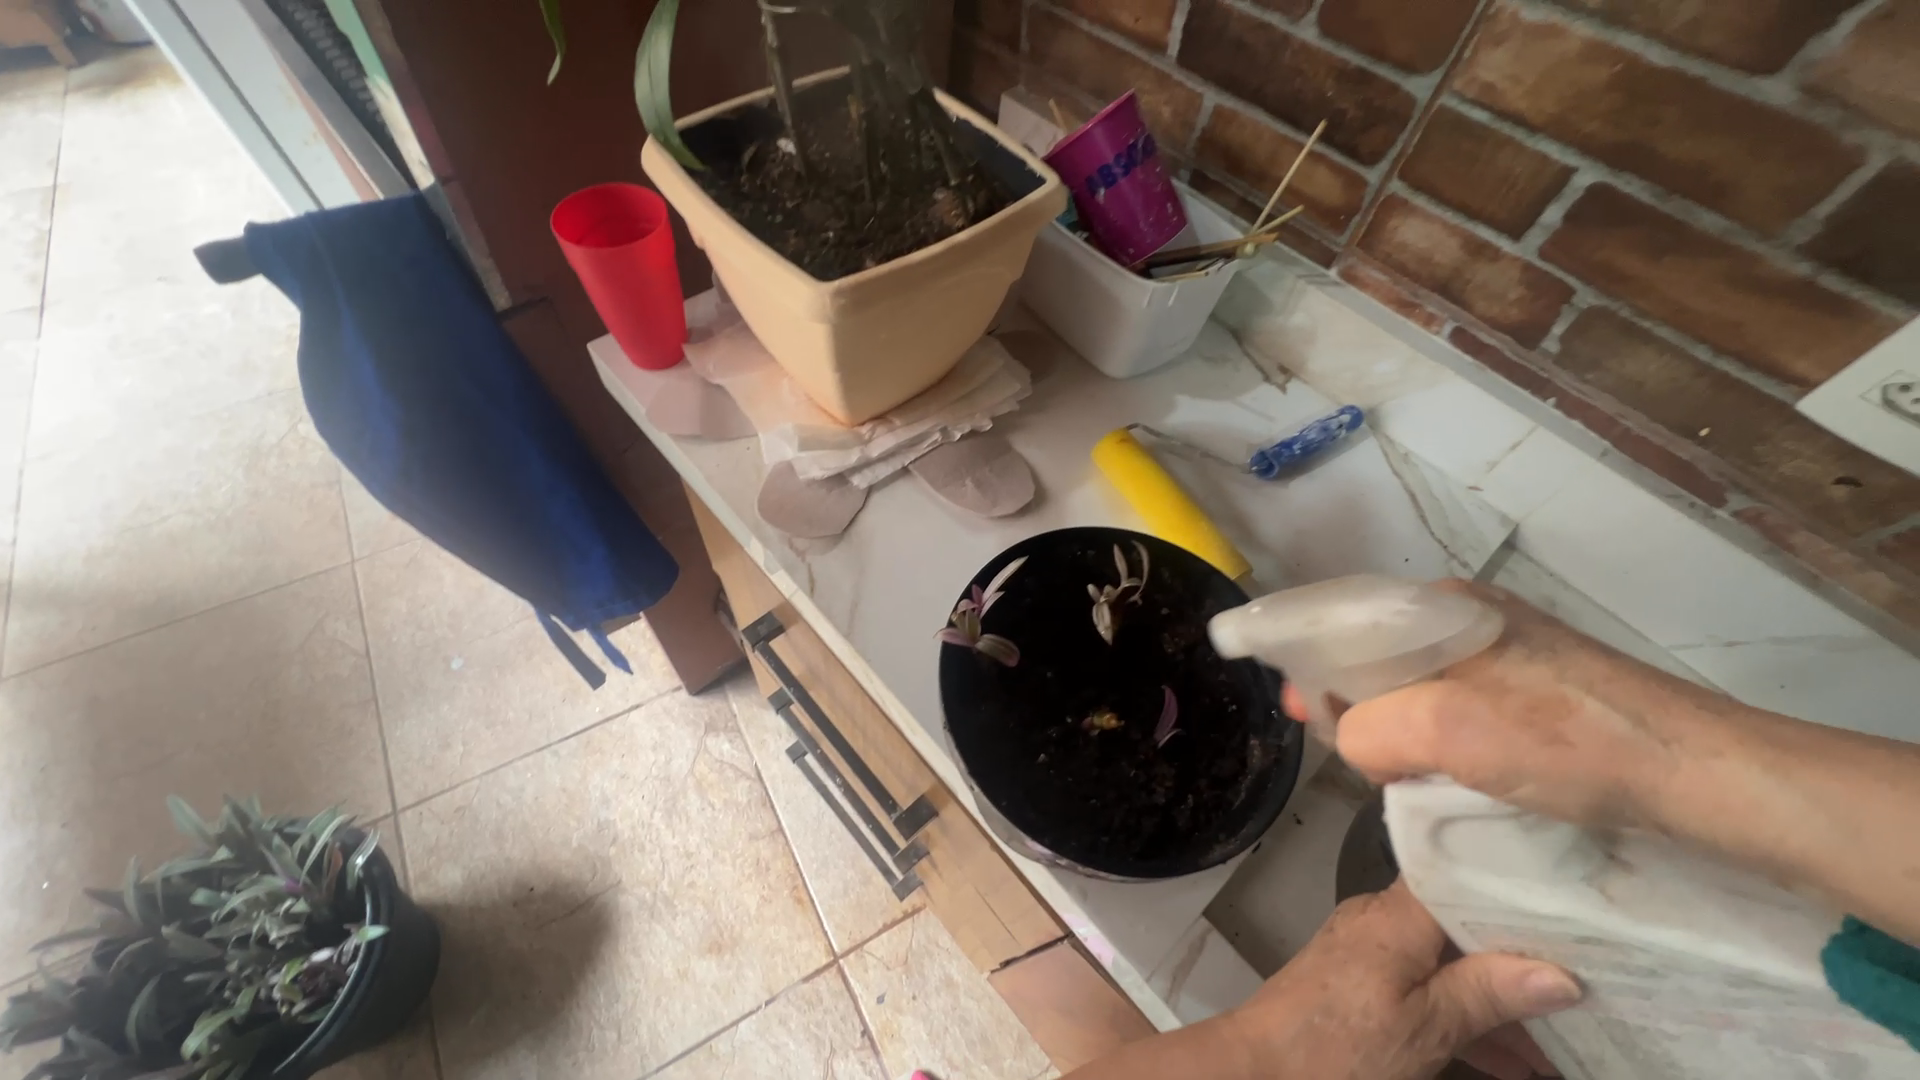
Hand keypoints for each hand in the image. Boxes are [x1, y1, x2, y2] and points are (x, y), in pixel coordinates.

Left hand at [1226, 879, 1580, 1079]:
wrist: (1262, 1068)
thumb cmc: (1342, 1042)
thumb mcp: (1425, 1026)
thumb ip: (1486, 994)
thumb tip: (1562, 972)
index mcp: (1395, 916)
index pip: (1457, 876)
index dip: (1512, 887)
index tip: (1574, 902)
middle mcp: (1382, 922)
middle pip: (1461, 925)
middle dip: (1522, 956)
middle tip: (1597, 981)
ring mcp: (1371, 954)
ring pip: (1450, 967)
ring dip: (1503, 1003)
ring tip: (1576, 1039)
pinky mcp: (1364, 987)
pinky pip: (1427, 993)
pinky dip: (1467, 1022)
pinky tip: (1522, 1066)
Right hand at [1300, 580, 1717, 829]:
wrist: (1695, 773)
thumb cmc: (1556, 737)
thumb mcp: (1433, 729)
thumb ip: (1363, 730)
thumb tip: (1357, 744)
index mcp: (1438, 605)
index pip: (1344, 623)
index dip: (1310, 664)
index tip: (1297, 710)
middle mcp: (1465, 617)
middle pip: (1376, 654)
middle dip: (1350, 699)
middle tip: (1345, 746)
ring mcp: (1506, 651)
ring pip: (1416, 683)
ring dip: (1393, 723)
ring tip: (1393, 764)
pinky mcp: (1537, 689)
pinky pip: (1455, 705)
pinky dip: (1433, 735)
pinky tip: (1442, 765)